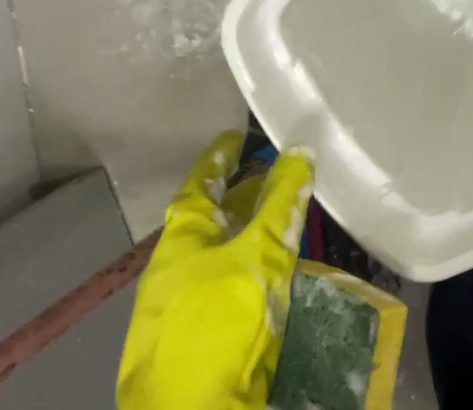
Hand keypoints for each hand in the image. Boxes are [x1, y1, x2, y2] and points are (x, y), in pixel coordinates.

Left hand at [117, 131, 314, 409]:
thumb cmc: (223, 320)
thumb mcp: (262, 253)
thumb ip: (282, 202)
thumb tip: (300, 150)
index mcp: (180, 239)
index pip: (198, 184)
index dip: (218, 158)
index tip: (235, 136)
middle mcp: (172, 267)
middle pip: (209, 219)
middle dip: (241, 196)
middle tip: (275, 175)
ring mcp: (178, 306)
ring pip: (216, 254)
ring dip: (246, 233)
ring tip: (280, 219)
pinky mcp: (192, 337)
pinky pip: (221, 284)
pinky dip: (245, 266)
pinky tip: (268, 273)